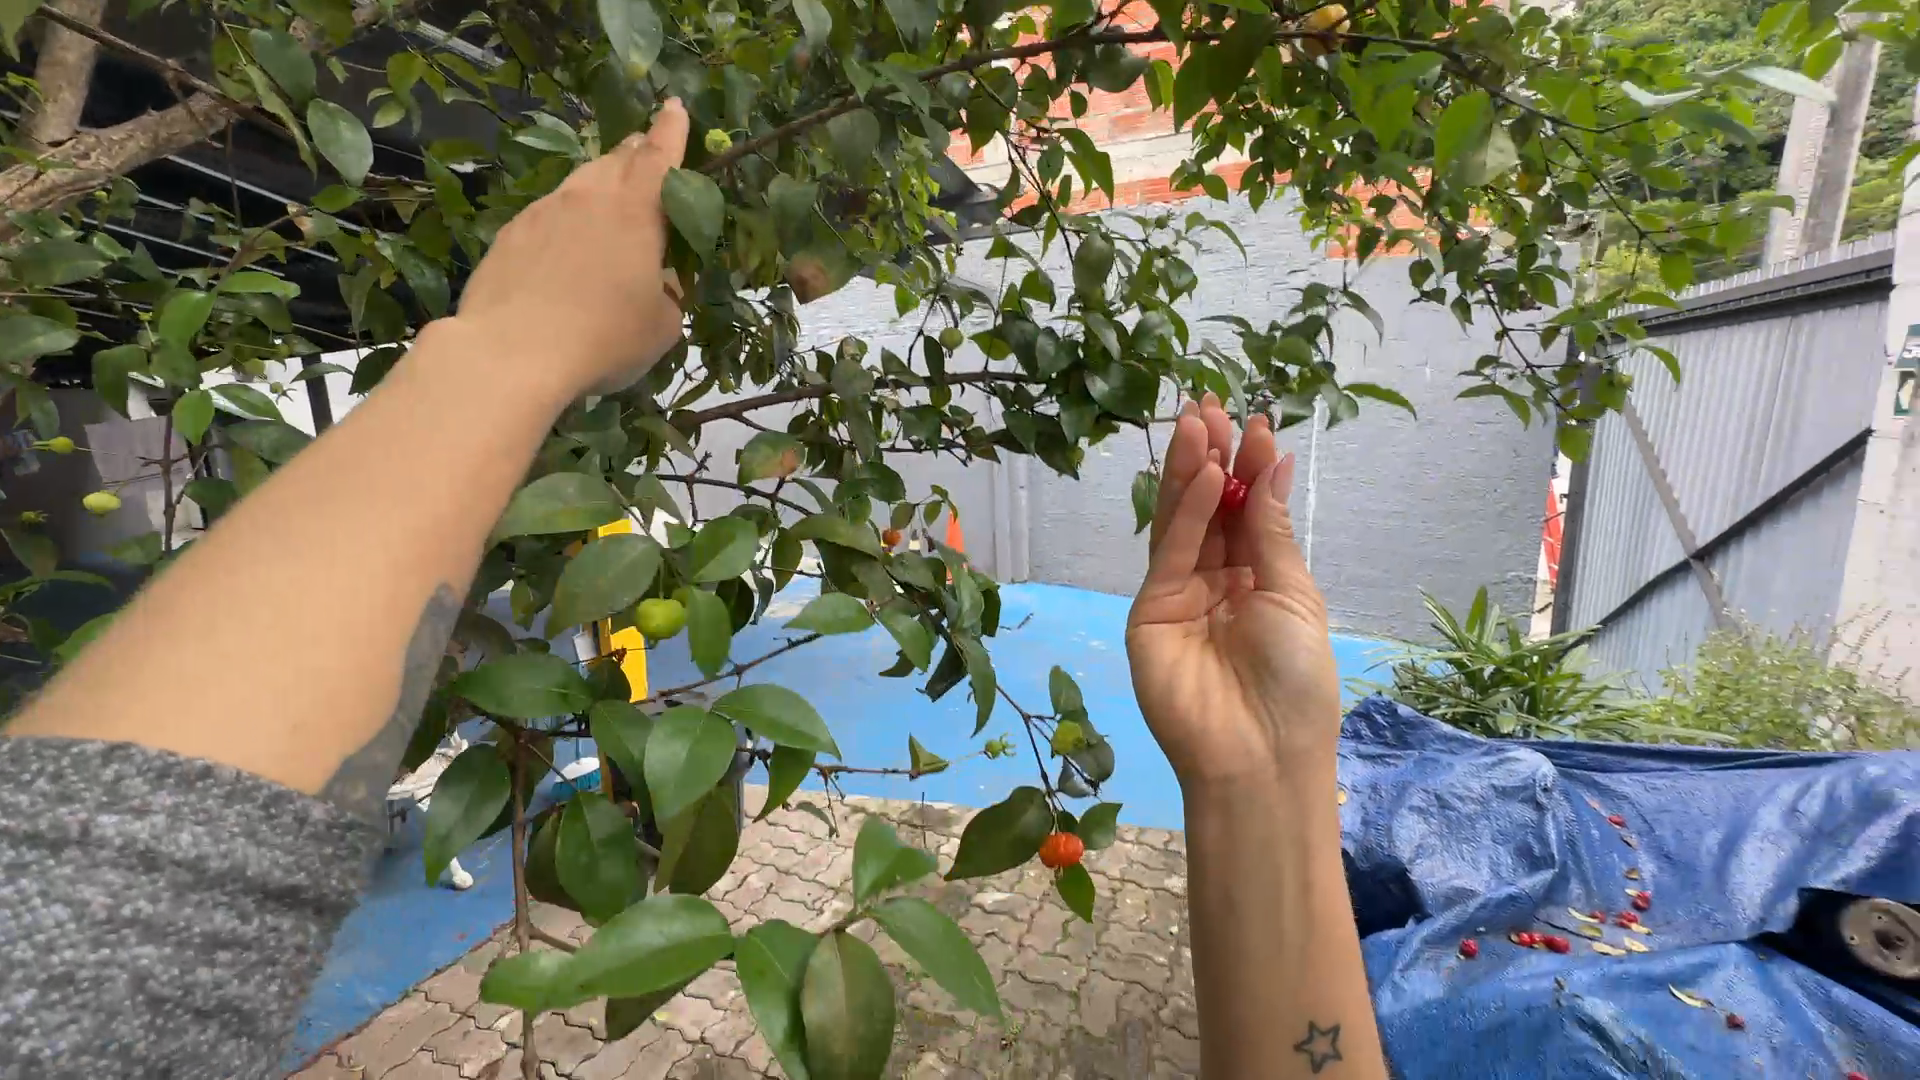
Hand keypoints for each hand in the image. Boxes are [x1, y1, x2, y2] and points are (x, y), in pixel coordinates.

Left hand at [451, 99, 690, 398]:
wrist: (514, 352)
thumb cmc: (606, 338)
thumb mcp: (663, 325)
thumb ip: (669, 292)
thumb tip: (659, 279)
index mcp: (635, 214)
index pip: (659, 158)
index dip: (672, 132)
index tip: (676, 107)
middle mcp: (588, 198)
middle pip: (617, 161)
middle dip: (637, 154)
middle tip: (649, 156)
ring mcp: (544, 212)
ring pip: (581, 183)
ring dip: (602, 185)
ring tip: (612, 203)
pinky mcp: (512, 234)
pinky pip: (550, 213)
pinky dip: (569, 220)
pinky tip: (570, 249)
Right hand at [1125, 394, 1341, 786]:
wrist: (1258, 753)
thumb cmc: (1295, 679)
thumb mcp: (1293, 597)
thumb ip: (1270, 532)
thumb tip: (1274, 464)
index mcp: (1258, 580)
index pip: (1249, 512)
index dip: (1251, 468)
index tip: (1257, 423)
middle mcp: (1216, 580)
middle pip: (1211, 509)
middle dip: (1214, 457)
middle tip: (1213, 405)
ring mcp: (1179, 593)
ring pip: (1183, 521)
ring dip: (1191, 471)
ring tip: (1200, 421)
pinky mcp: (1149, 609)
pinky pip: (1171, 552)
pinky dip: (1187, 511)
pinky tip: (1204, 474)